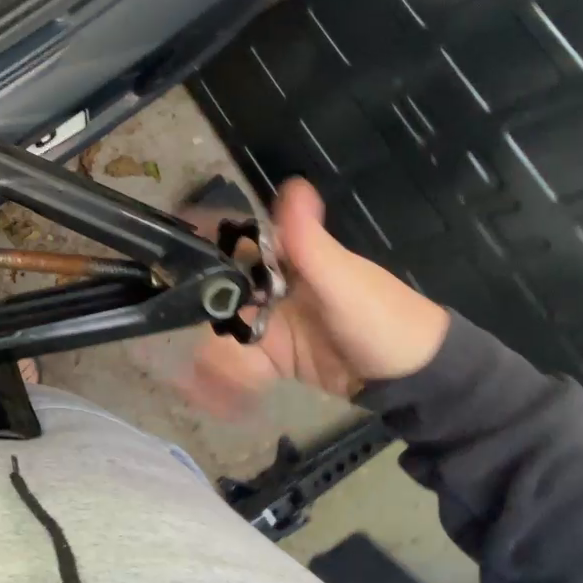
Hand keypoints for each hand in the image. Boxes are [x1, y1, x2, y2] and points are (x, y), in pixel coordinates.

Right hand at [180, 178, 449, 412]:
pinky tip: (216, 399)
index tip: (162, 259)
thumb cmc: (383, 320)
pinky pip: (237, 362)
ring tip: (201, 387)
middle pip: (213, 291)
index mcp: (283, 256)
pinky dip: (224, 380)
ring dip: (208, 357)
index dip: (194, 246)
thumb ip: (309, 240)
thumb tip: (293, 183)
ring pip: (220, 330)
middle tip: (179, 339)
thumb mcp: (344, 280)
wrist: (419, 382)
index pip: (228, 241)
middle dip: (193, 316)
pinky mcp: (273, 355)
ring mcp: (269, 320)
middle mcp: (269, 283)